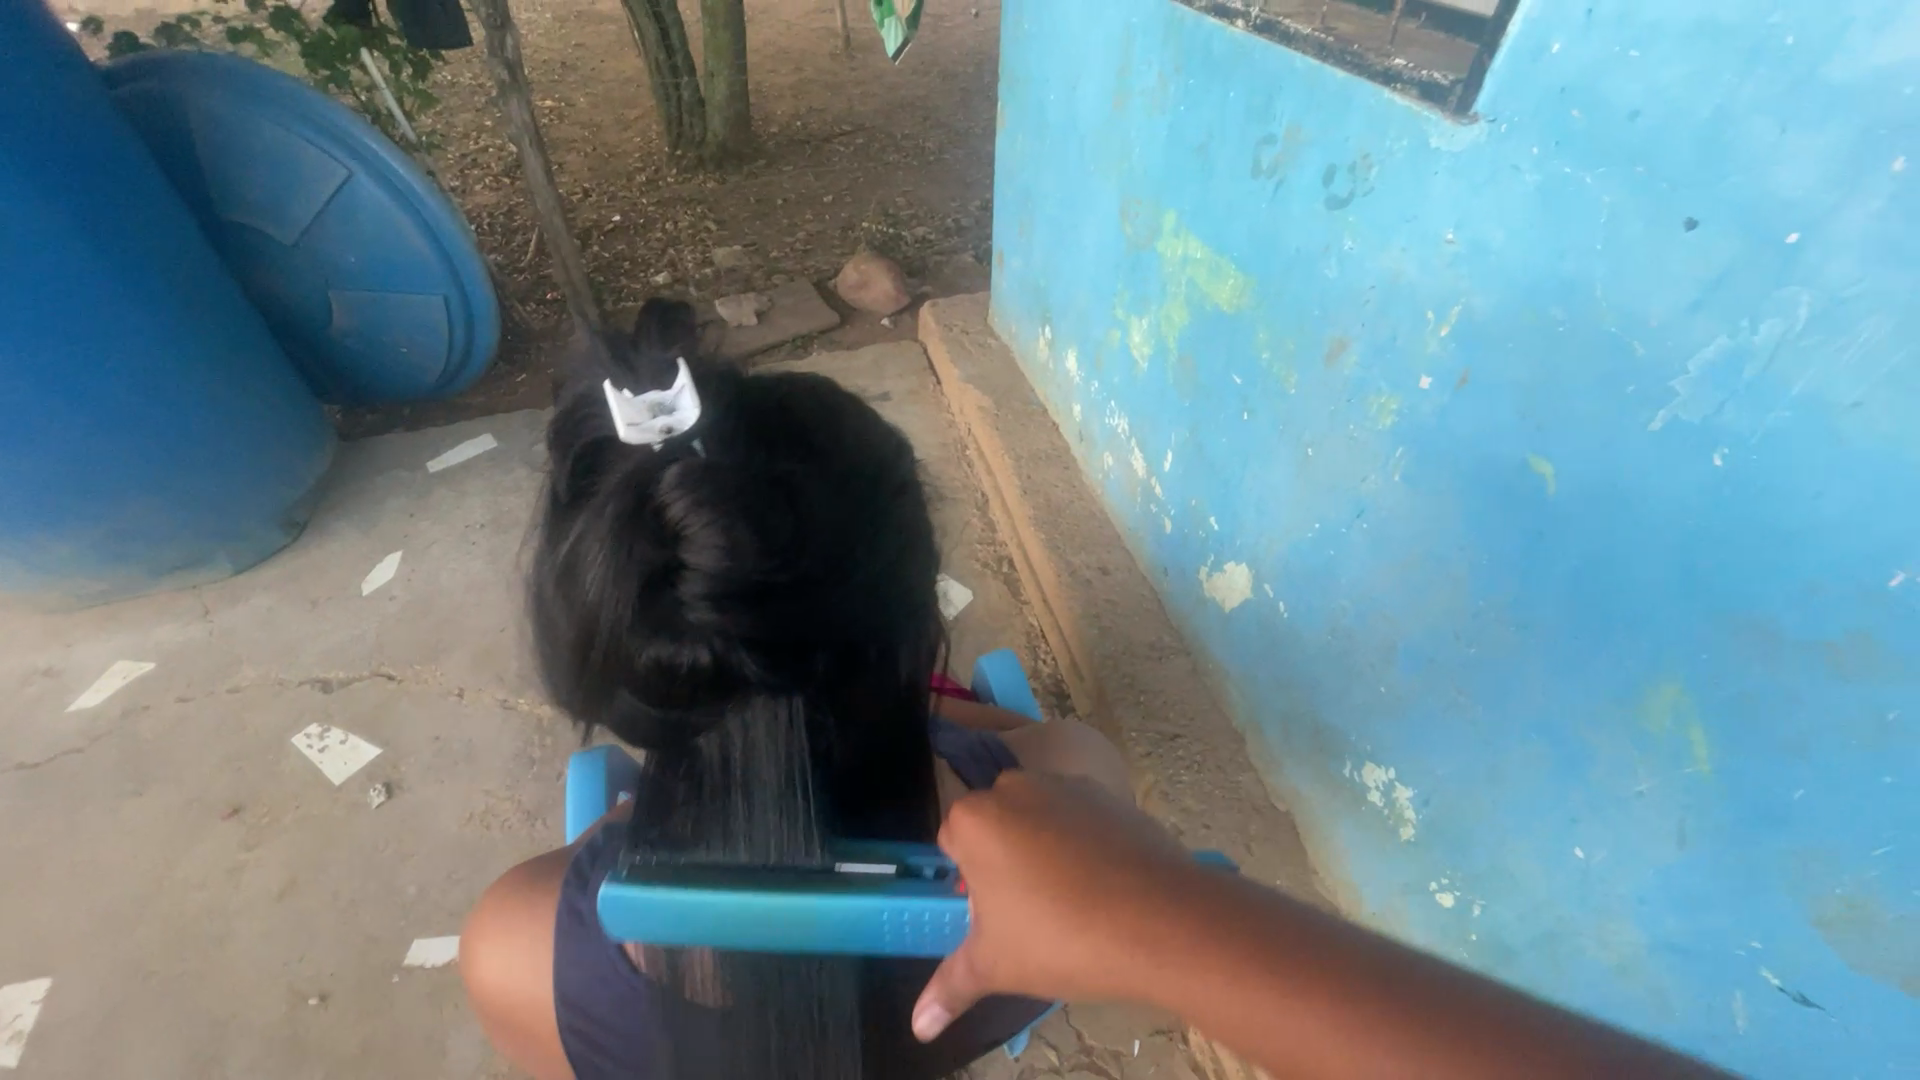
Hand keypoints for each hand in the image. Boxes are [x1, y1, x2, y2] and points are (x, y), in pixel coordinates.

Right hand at [911, 771, 1198, 1041]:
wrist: (1160, 920)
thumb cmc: (1060, 938)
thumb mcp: (996, 966)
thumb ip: (950, 986)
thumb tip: (920, 1025)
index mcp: (975, 819)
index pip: (951, 841)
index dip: (967, 879)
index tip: (992, 913)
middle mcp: (1014, 787)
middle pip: (994, 824)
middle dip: (1003, 859)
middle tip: (1028, 911)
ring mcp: (1064, 784)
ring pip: (1036, 817)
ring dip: (1041, 846)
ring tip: (1071, 901)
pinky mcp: (1107, 793)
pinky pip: (1078, 817)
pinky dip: (1082, 841)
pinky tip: (1104, 883)